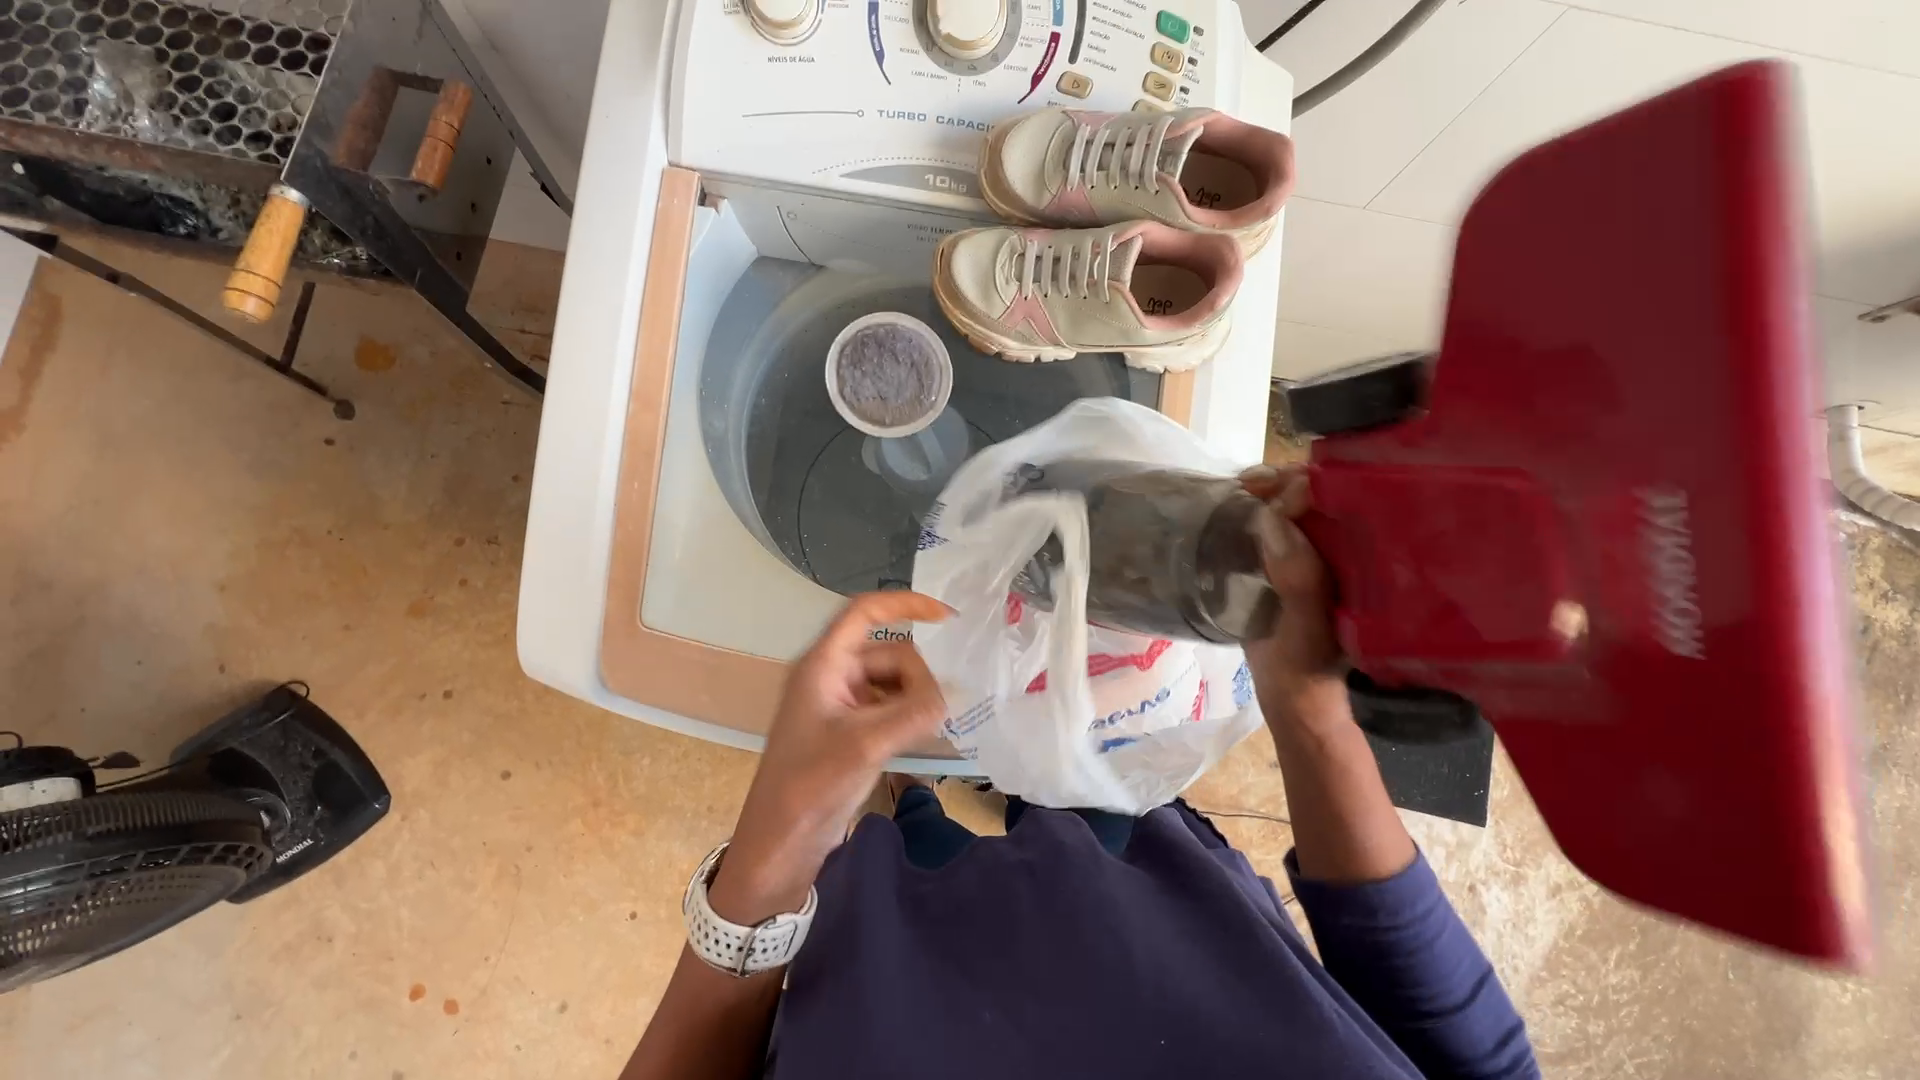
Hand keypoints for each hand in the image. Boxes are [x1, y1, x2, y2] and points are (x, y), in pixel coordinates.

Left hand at [710, 592, 951, 923]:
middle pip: (889, 654)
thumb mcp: (866, 746)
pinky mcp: (849, 732)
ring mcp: (840, 706)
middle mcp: (831, 676)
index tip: (947, 618)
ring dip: (914, 700)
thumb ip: (914, 712)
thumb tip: (952, 694)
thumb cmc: (809, 787)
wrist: (778, 845)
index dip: (905, 605)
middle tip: (936, 712)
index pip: (865, 612)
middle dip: (917, 676)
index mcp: (823, 665)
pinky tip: (921, 739)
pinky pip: (888, 708)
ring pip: (892, 683)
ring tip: (928, 731)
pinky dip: (908, 717)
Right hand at [1239, 465, 1347, 725]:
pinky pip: (1273, 528)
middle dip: (1285, 482)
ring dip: (1268, 493)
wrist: (1292, 699)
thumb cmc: (1308, 668)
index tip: (1273, 487)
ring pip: (1295, 509)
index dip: (1310, 484)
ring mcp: (1313, 557)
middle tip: (1247, 482)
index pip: (1344, 502)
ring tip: (1240, 487)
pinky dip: (1255, 512)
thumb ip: (1299, 580)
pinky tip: (1236, 507)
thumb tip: (1274, 521)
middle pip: (1318, 497)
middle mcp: (1343, 551)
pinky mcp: (1285, 566)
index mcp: (1363, 560)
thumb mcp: (1308, 629)